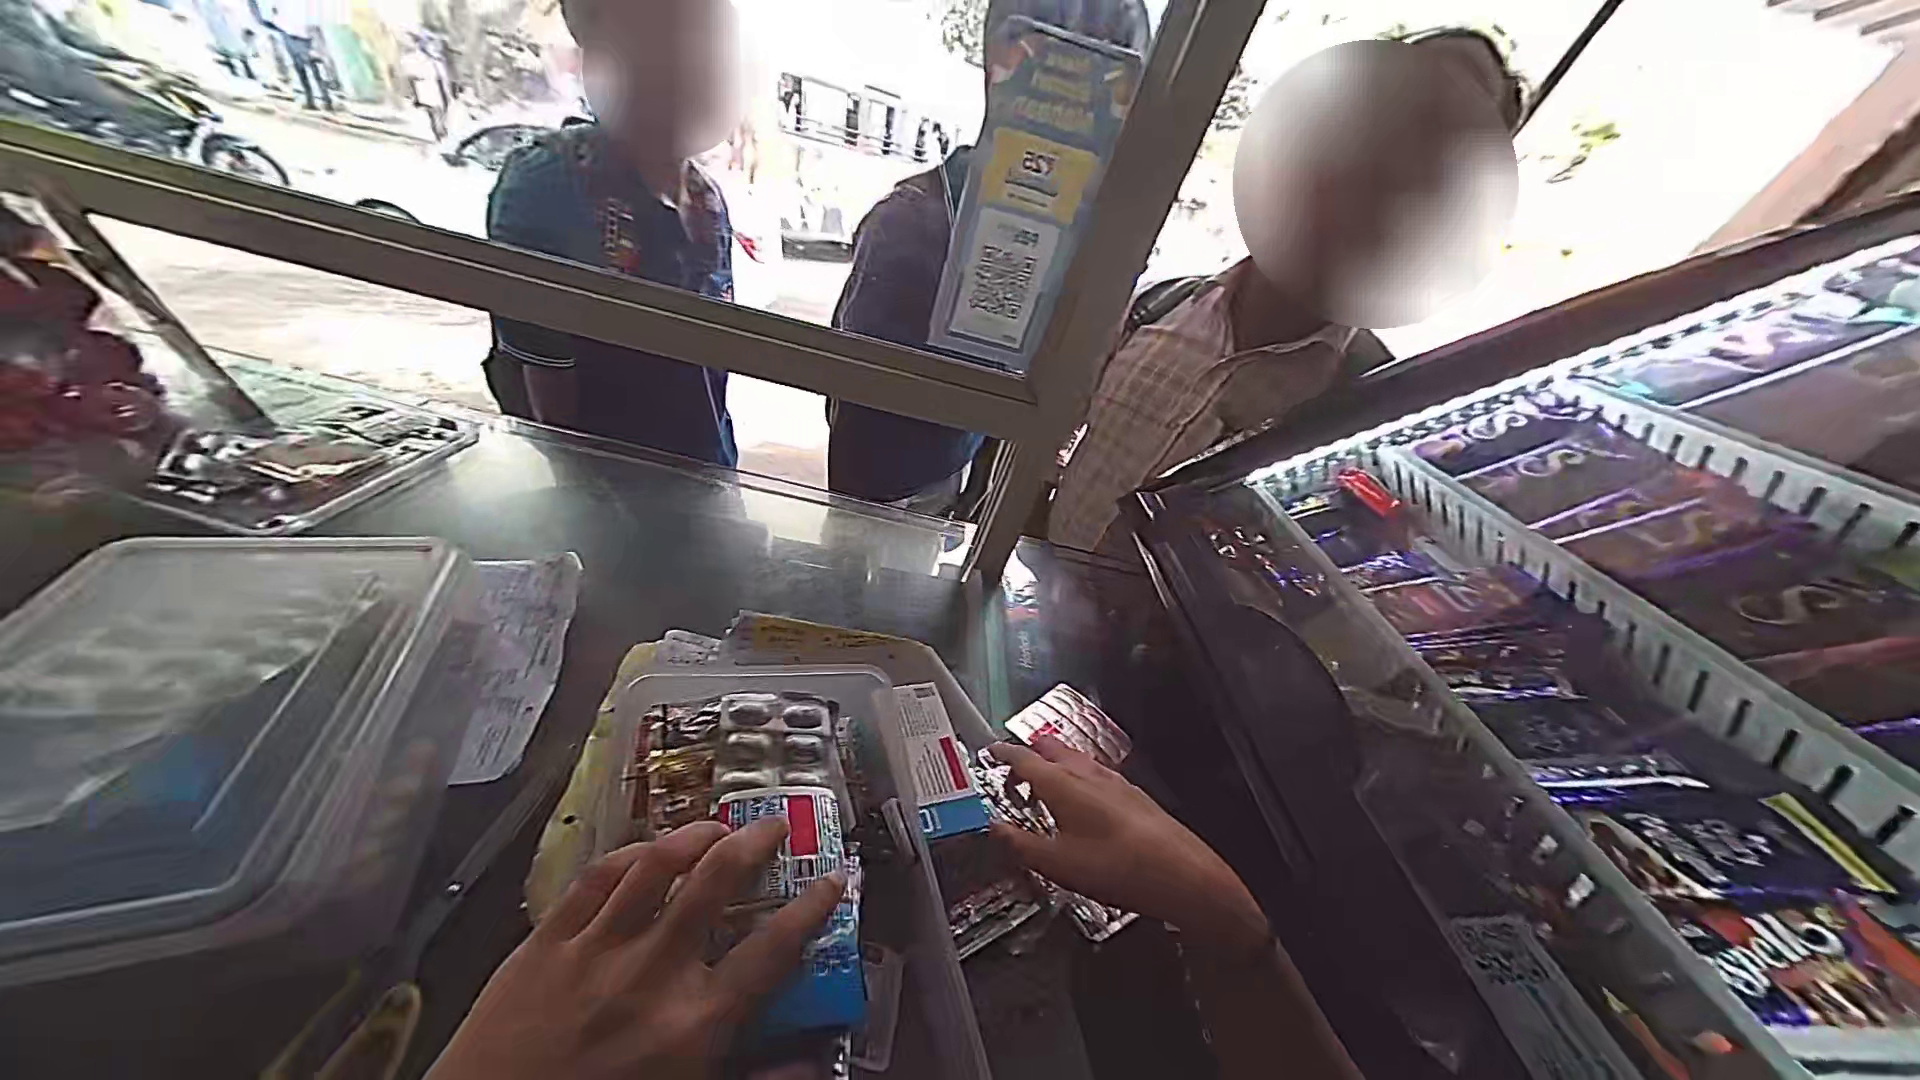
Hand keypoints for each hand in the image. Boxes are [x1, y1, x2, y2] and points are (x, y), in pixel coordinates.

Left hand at [426, 819, 844, 1079]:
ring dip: (696, 835)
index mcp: (692, 1023)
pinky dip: (630, 854)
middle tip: (774, 825)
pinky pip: (595, 878)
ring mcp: (595, 950)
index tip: (833, 879)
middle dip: (756, 841)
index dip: (813, 907)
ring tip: (716, 825)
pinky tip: (648, 850)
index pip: (773, 949)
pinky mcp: (544, 943)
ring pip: (658, 863)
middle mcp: (651, 973)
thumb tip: (814, 1066)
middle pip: (718, 880)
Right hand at [989, 734, 1269, 956]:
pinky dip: (1076, 777)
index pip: (1023, 758)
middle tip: (1013, 773)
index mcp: (1062, 784)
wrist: (1181, 873)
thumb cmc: (1117, 867)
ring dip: (1053, 767)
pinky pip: (1093, 772)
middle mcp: (1085, 773)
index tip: (992, 752)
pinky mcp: (1131, 792)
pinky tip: (1083, 801)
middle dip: (1028, 757)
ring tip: (1044, 788)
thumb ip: (1020, 844)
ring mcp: (1112, 780)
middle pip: (1049, 751)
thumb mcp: (1057, 863)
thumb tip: (994, 828)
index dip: (1003, 754)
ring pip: (1073, 760)